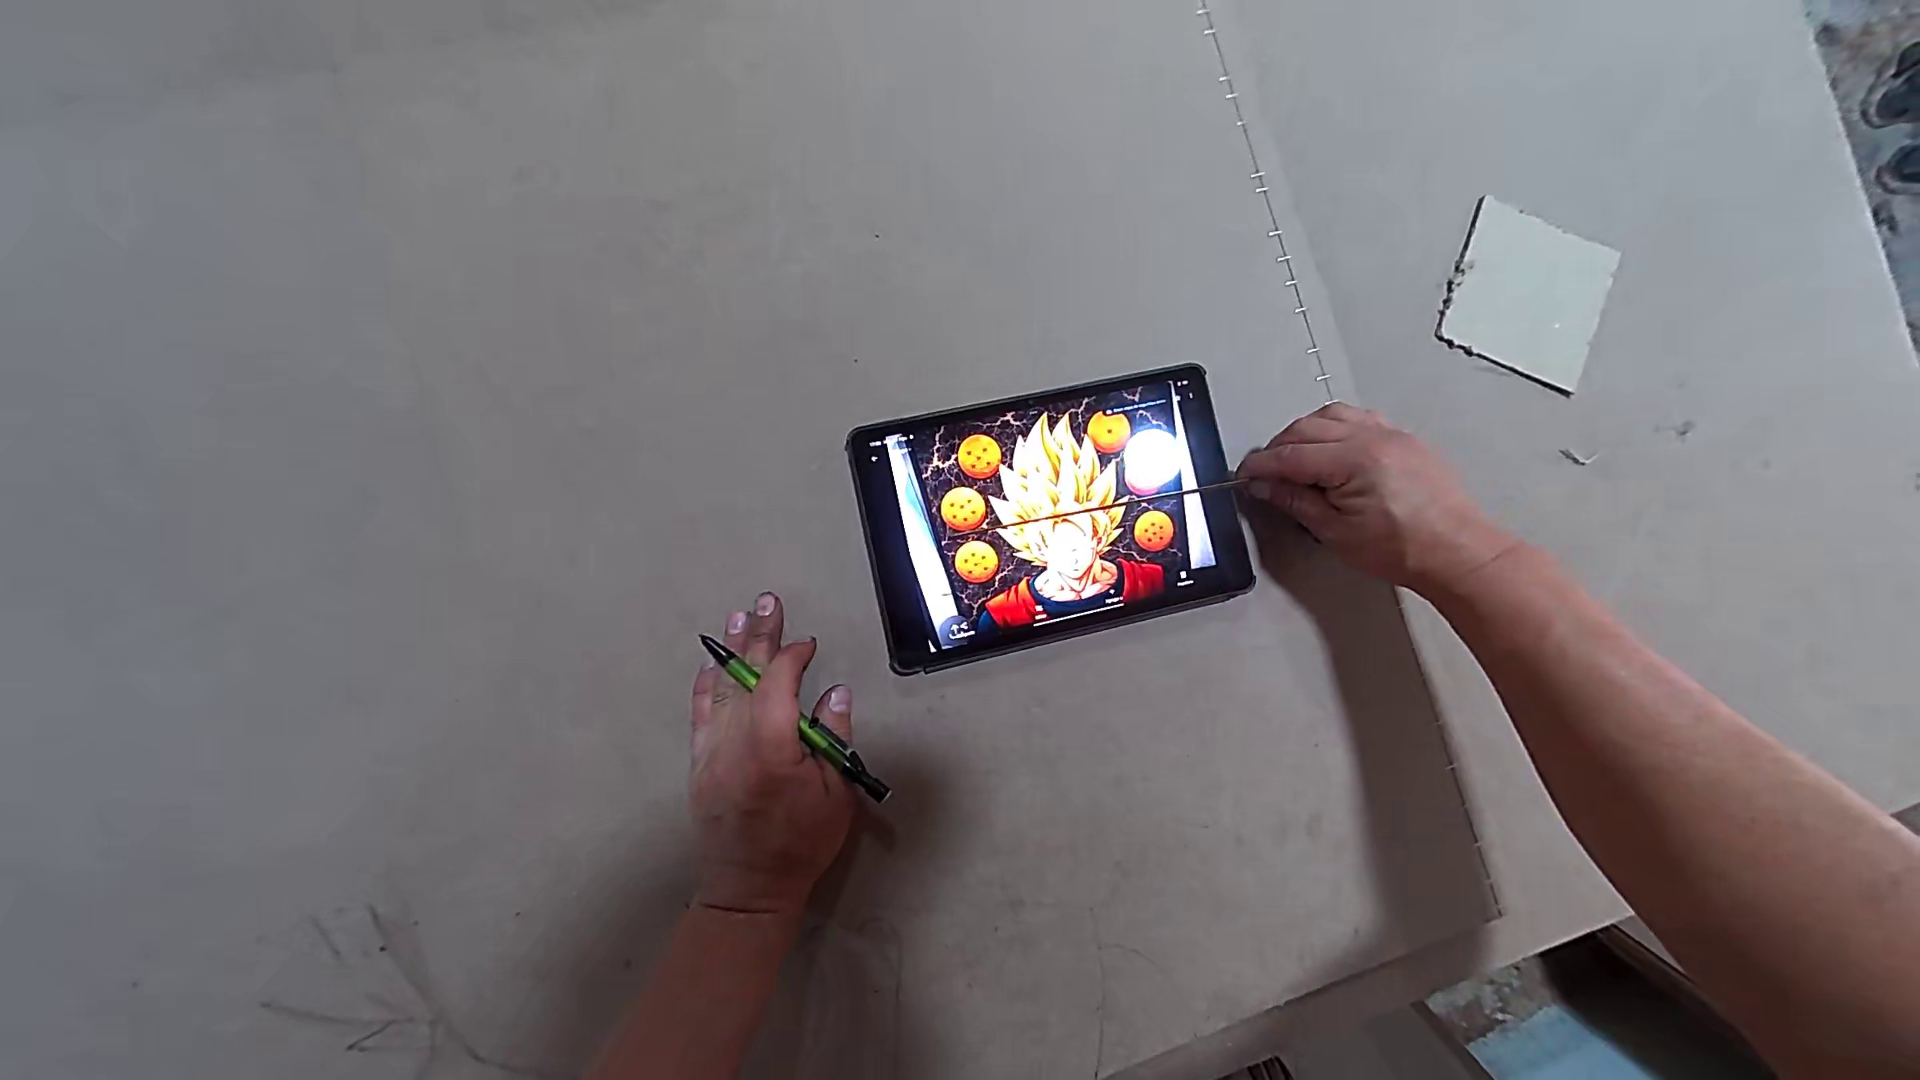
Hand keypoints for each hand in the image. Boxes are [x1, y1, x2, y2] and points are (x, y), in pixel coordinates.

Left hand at [688, 592, 854, 916]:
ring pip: (722, 690)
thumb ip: (833, 737)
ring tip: (739, 617)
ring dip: (733, 651)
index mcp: (773, 750)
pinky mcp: (700, 764)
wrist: (749, 889)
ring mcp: (712, 753)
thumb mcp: (837, 793)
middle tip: (767, 602)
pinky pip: (700, 715)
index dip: (793, 658)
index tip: (809, 646)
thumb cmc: (803, 842)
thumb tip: (834, 692)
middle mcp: (736, 744)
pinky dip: (706, 686)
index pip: (779, 685)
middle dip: (761, 637)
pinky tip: (711, 663)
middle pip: (749, 678)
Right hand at [1237, 403, 1519, 594]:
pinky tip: (1326, 448)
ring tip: (1291, 459)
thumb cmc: (1404, 548)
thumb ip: (1294, 501)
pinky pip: (1357, 418)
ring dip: (1303, 433)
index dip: (1259, 466)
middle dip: (1276, 449)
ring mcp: (1391, 435)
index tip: (1243, 476)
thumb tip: (1264, 486)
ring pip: (1330, 415)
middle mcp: (1373, 438)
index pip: (1289, 455)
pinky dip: (1332, 427)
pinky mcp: (1402, 440)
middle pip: (1305, 429)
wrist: (1456, 552)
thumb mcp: (1334, 530)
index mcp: (1354, 460)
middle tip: (1263, 475)